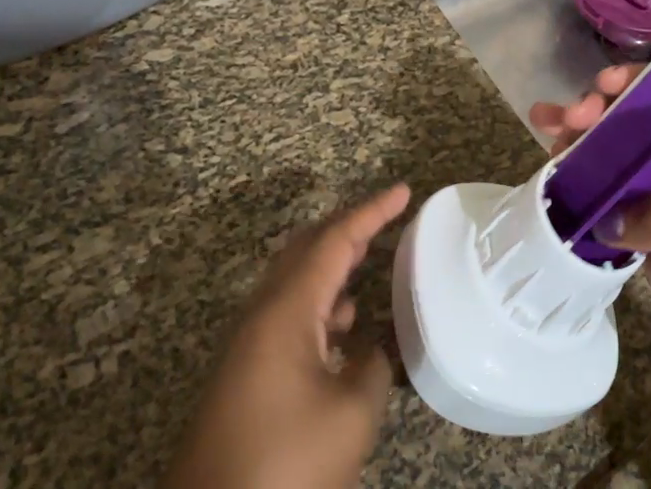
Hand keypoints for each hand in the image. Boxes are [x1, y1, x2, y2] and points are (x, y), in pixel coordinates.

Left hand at [164, 184, 410, 488]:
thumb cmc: (286, 458)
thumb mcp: (351, 412)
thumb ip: (373, 364)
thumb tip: (374, 345)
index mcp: (284, 312)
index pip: (333, 242)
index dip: (371, 212)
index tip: (404, 191)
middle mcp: (261, 317)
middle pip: (305, 251)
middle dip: (348, 227)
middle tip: (388, 215)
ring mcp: (249, 345)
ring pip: (295, 283)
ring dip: (334, 265)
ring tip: (372, 258)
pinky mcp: (247, 373)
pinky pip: (289, 314)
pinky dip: (322, 302)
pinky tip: (346, 323)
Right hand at [530, 71, 650, 379]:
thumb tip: (607, 218)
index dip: (635, 84)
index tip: (602, 85)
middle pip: (632, 125)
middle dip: (596, 112)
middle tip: (567, 121)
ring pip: (611, 160)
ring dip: (578, 144)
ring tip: (546, 136)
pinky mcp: (643, 235)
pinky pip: (604, 205)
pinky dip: (576, 191)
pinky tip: (549, 180)